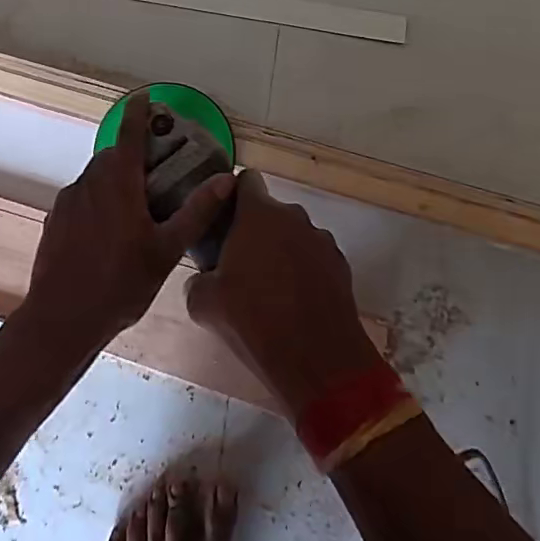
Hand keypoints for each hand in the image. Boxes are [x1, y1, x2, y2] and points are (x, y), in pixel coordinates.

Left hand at [20, 88, 236, 353]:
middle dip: (133, 156)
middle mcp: (89, 182)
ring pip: (96, 177)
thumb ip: (196, 212)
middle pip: (113, 156)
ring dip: (116, 180)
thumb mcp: (167, 250)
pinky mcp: (55, 219)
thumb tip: (225, 181)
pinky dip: (98, 200)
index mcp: (117, 182)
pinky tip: (110, 232)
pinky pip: (82, 198)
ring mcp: (68, 201)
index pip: (130, 134)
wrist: (62, 317)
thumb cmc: (120, 282)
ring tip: (137, 209)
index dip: (139, 113)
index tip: (146, 98)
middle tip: (157, 174)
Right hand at [184, 171, 384, 416]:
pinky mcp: (341, 266)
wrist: (317, 360)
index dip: (233, 195)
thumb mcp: (203, 302)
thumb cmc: (253, 320)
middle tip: (238, 264)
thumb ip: (198, 280)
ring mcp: (322, 240)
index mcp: (258, 214)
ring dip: (281, 252)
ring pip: (293, 236)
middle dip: (255, 231)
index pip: (246, 180)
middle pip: (270, 212)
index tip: (223, 219)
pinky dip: (304, 272)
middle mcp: (293, 217)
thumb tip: (205, 279)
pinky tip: (294, 304)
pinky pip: (314, 259)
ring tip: (268, 290)